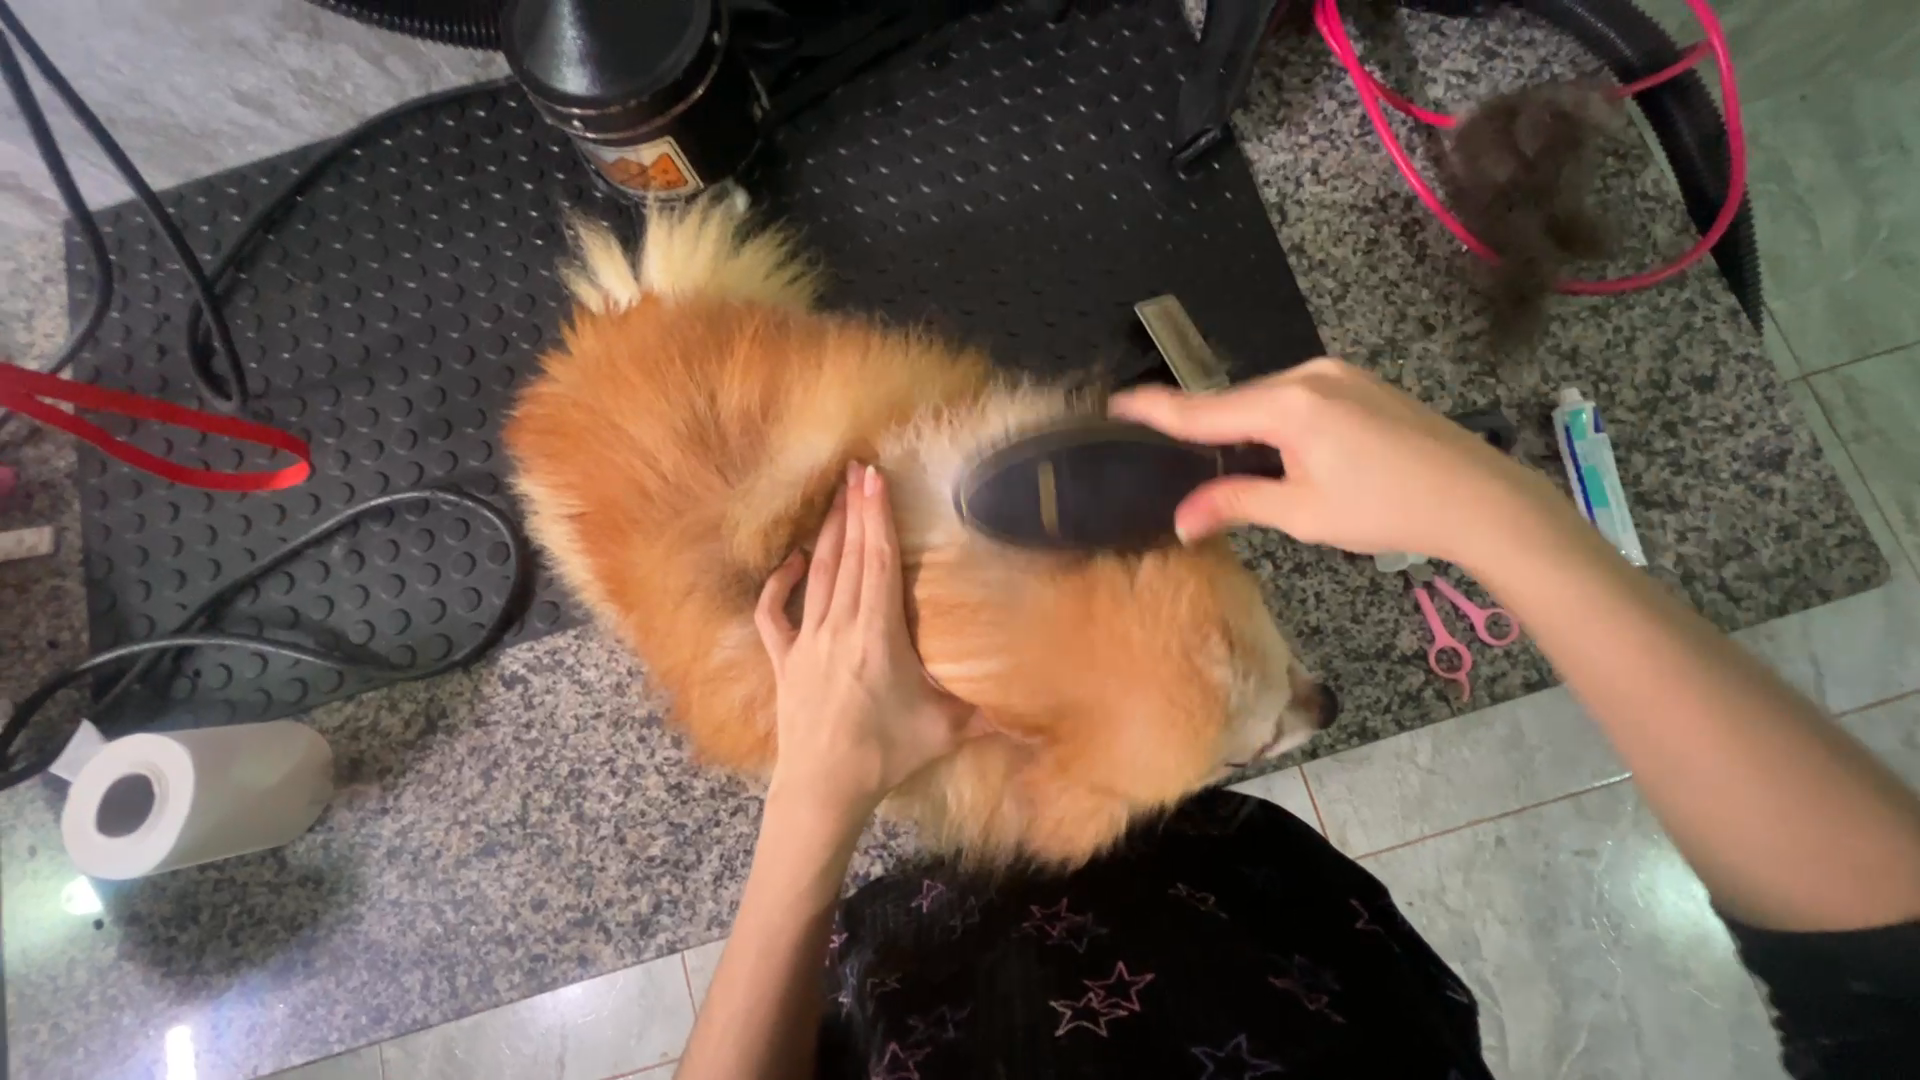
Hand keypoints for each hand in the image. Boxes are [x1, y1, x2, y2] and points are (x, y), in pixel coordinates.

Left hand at [755, 462, 982, 828]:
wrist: (822, 789)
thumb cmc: (885, 755)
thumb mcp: (945, 730)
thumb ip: (990, 712)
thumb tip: (1039, 711)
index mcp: (877, 634)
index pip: (877, 561)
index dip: (877, 516)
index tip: (874, 478)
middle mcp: (838, 626)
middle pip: (847, 555)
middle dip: (853, 509)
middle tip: (855, 468)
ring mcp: (805, 641)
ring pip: (815, 574)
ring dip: (825, 533)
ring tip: (832, 496)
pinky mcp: (783, 659)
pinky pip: (774, 613)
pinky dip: (779, 583)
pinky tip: (791, 561)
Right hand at [1109, 357, 1562, 562]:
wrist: (1481, 498)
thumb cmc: (1388, 509)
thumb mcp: (1303, 512)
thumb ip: (1236, 503)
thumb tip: (1181, 519)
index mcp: (1289, 405)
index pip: (1202, 409)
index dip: (1154, 408)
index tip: (1115, 402)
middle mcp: (1308, 376)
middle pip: (1232, 401)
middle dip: (1201, 427)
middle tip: (1168, 454)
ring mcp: (1335, 374)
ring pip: (1263, 399)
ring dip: (1239, 427)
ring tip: (1224, 462)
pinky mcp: (1355, 382)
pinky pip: (1293, 397)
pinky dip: (1270, 420)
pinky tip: (1276, 450)